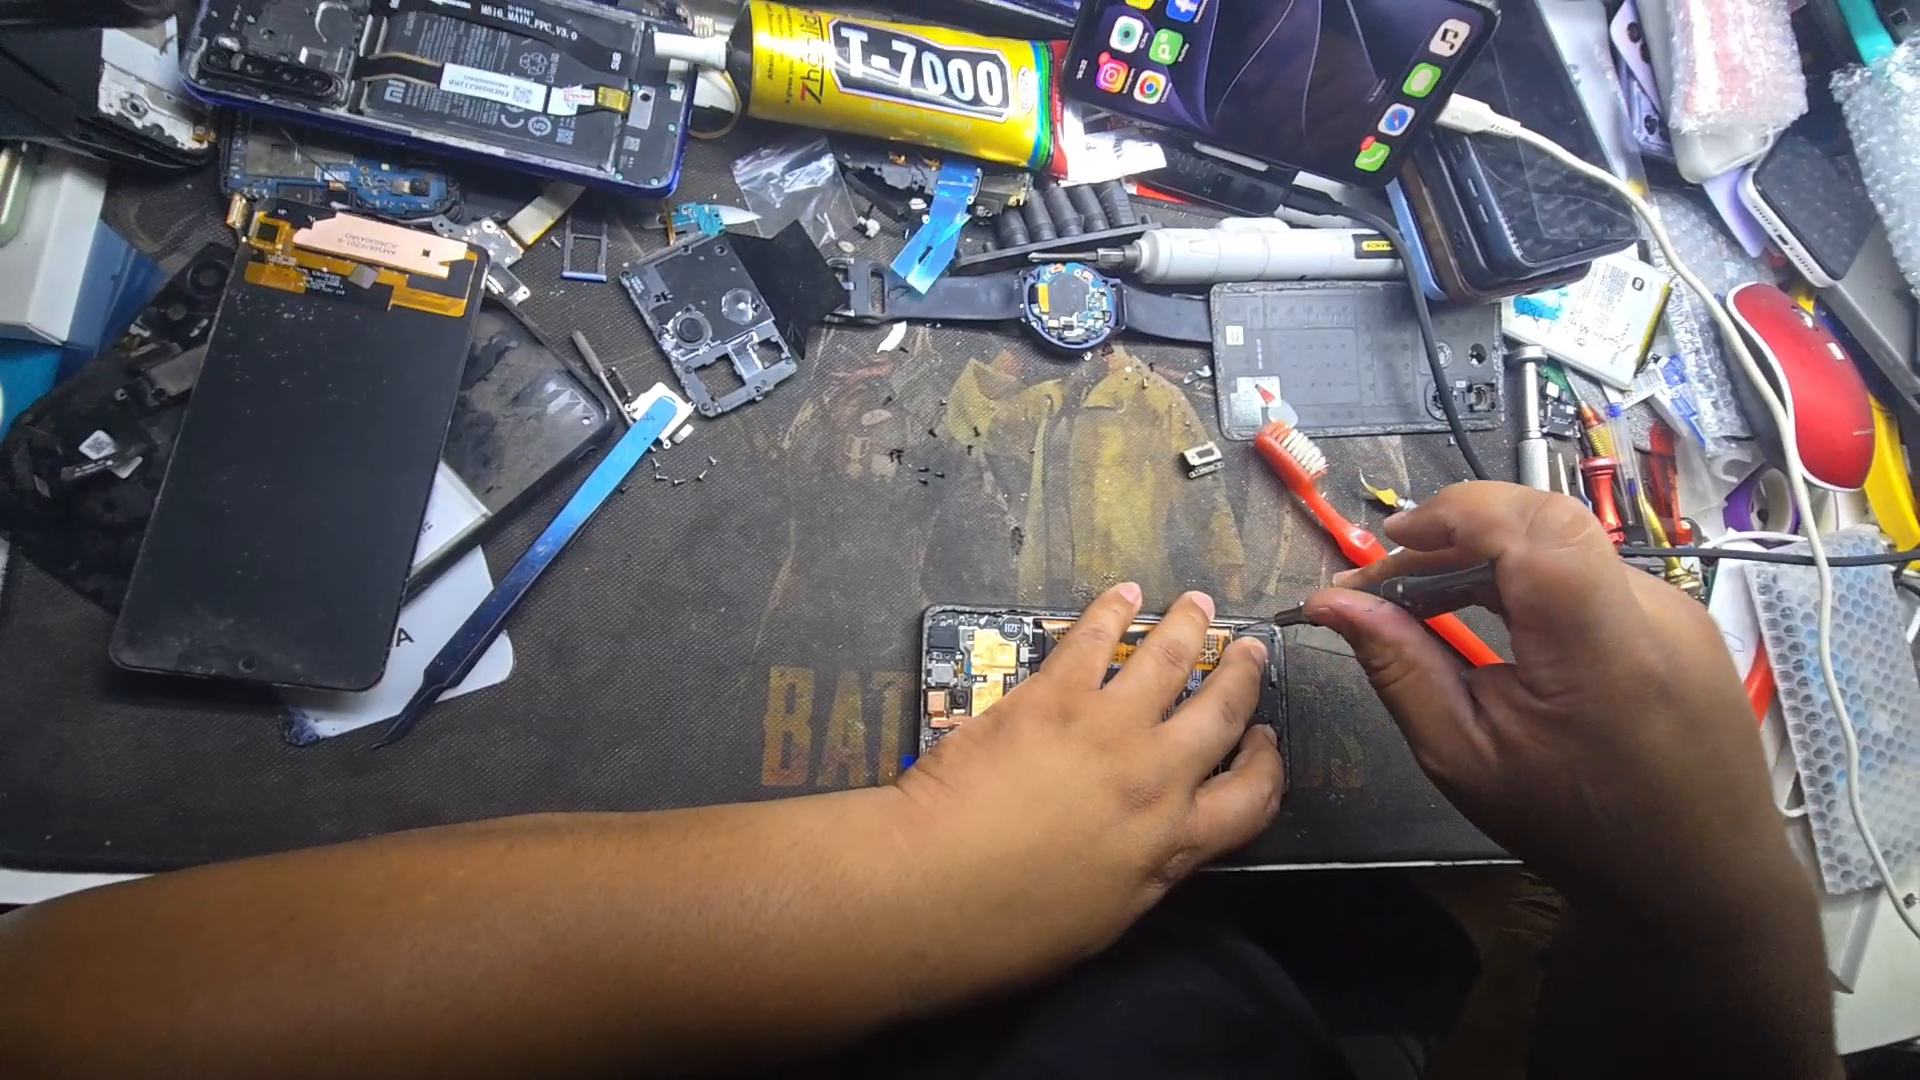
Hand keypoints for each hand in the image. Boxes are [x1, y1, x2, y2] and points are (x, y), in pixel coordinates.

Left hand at [895, 584, 1283, 981]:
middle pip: (1221, 712)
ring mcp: (1108, 727)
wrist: (939, 886)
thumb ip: (1139, 868)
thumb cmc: (1012, 925)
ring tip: (1198, 604)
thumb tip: (1146, 841)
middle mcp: (1156, 776)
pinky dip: (1112, 610)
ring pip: (1168, 660)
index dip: (1266, 762)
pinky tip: (1122, 593)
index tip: (1264, 738)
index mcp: (1173, 842)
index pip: (1251, 798)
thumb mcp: (1104, 914)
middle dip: (1242, 675)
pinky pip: (1093, 639)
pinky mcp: (1056, 695)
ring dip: (1188, 626)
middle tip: (1250, 649)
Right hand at [1305, 483, 1799, 924]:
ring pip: (1553, 545)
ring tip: (1417, 605)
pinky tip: (1477, 620)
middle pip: (1537, 526)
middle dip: (1446, 538)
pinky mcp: (1669, 619)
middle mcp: (1649, 611)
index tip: (1391, 540)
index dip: (1456, 512)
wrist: (1701, 881)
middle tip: (1381, 586)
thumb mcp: (1458, 754)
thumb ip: (1396, 666)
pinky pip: (1575, 571)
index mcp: (1599, 649)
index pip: (1536, 528)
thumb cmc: (1571, 825)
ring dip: (1473, 559)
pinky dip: (1511, 579)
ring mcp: (1670, 610)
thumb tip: (1330, 601)